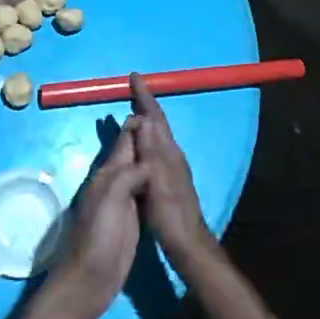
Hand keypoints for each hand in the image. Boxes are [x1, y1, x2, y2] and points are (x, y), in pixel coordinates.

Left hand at [56, 119, 146, 316]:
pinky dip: (151, 177)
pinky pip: (143, 189)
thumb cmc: (100, 235)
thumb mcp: (113, 198)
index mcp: (109, 173)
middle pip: (131, 151)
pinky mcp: (131, 217)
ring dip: (146, 152)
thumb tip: (150, 160)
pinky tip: (160, 175)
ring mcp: (122, 200)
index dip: (136, 122)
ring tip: (162, 138)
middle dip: (142, 133)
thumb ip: (130, 174)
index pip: (125, 140)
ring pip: (137, 169)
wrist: (92, 276)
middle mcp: (115, 181)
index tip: (148, 100)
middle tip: (158, 113)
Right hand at [127, 73, 212, 257]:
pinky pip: (156, 146)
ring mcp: (173, 166)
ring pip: (158, 134)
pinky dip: (146, 136)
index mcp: (168, 151)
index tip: (134, 76)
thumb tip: (140, 119)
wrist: (187, 241)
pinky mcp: (169, 179)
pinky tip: (139, 144)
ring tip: (133, 110)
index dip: (145, 96)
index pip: (155, 117)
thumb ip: (149, 149)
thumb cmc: (168, 211)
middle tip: (132, 88)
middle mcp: (173, 154)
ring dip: (146, 119)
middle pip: (158, 122)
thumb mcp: (156, 178)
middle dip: (146, 103)